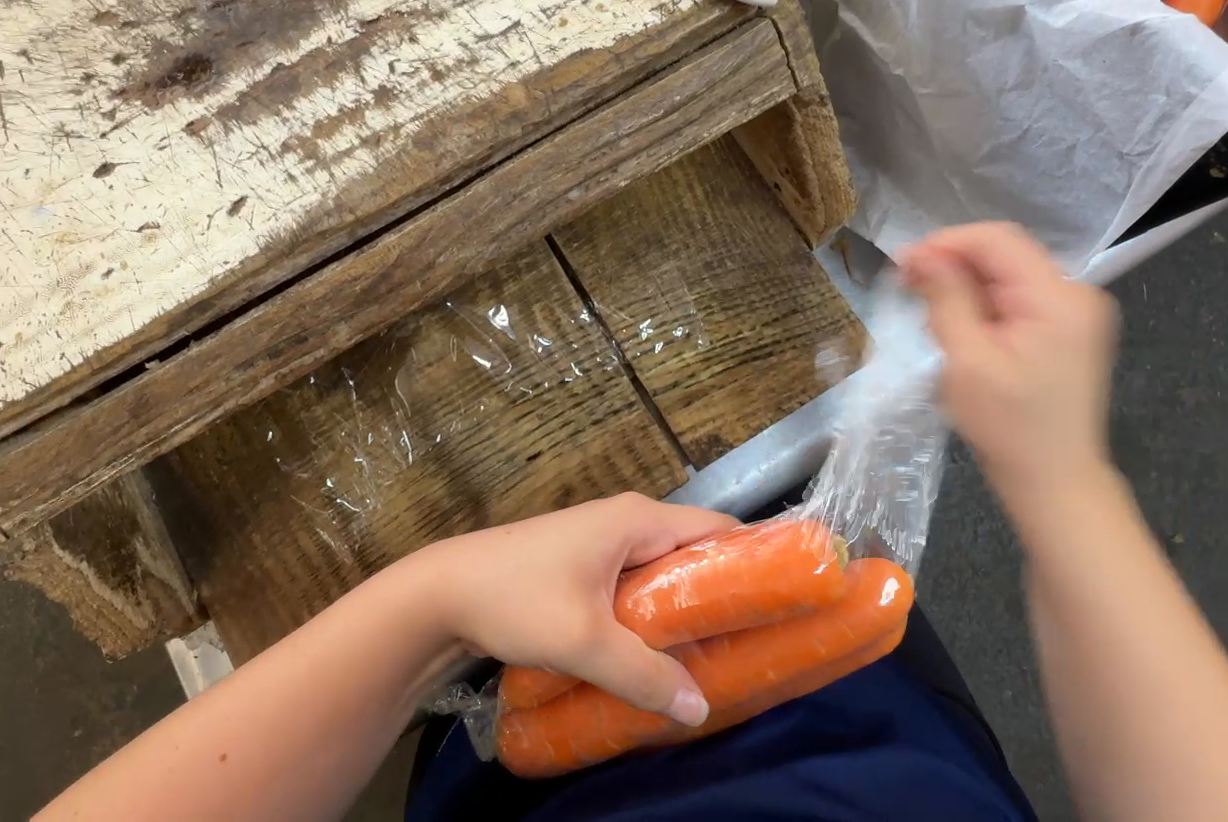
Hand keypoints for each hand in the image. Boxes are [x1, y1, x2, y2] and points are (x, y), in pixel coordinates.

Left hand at [407, 493, 735, 724]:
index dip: (754, 558)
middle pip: (693, 551)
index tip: (785, 599)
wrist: (441, 592)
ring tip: (715, 656)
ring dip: (686, 609)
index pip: (715, 529)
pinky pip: (635, 586)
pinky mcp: (582, 566)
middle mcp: (626, 522)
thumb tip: (699, 708)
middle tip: (756, 641)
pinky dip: (653, 614)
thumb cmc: (517, 598)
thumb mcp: (585, 641)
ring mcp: (601, 543)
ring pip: (662, 572)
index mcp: (637, 520)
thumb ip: (644, 674)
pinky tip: (659, 654)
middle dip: (723, 593)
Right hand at [896, 223, 1118, 511]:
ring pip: (1005, 276)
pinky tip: (957, 327)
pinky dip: (980, 304)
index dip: (945, 243)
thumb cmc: (1007, 425)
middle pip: (1003, 255)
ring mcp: (1073, 313)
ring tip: (928, 314)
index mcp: (1057, 298)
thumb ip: (946, 298)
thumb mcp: (966, 360)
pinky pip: (1014, 298)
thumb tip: (918, 254)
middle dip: (951, 264)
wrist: (1053, 479)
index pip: (997, 239)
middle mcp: (1075, 294)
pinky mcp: (1064, 330)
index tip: (902, 265)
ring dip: (963, 286)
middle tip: (906, 287)